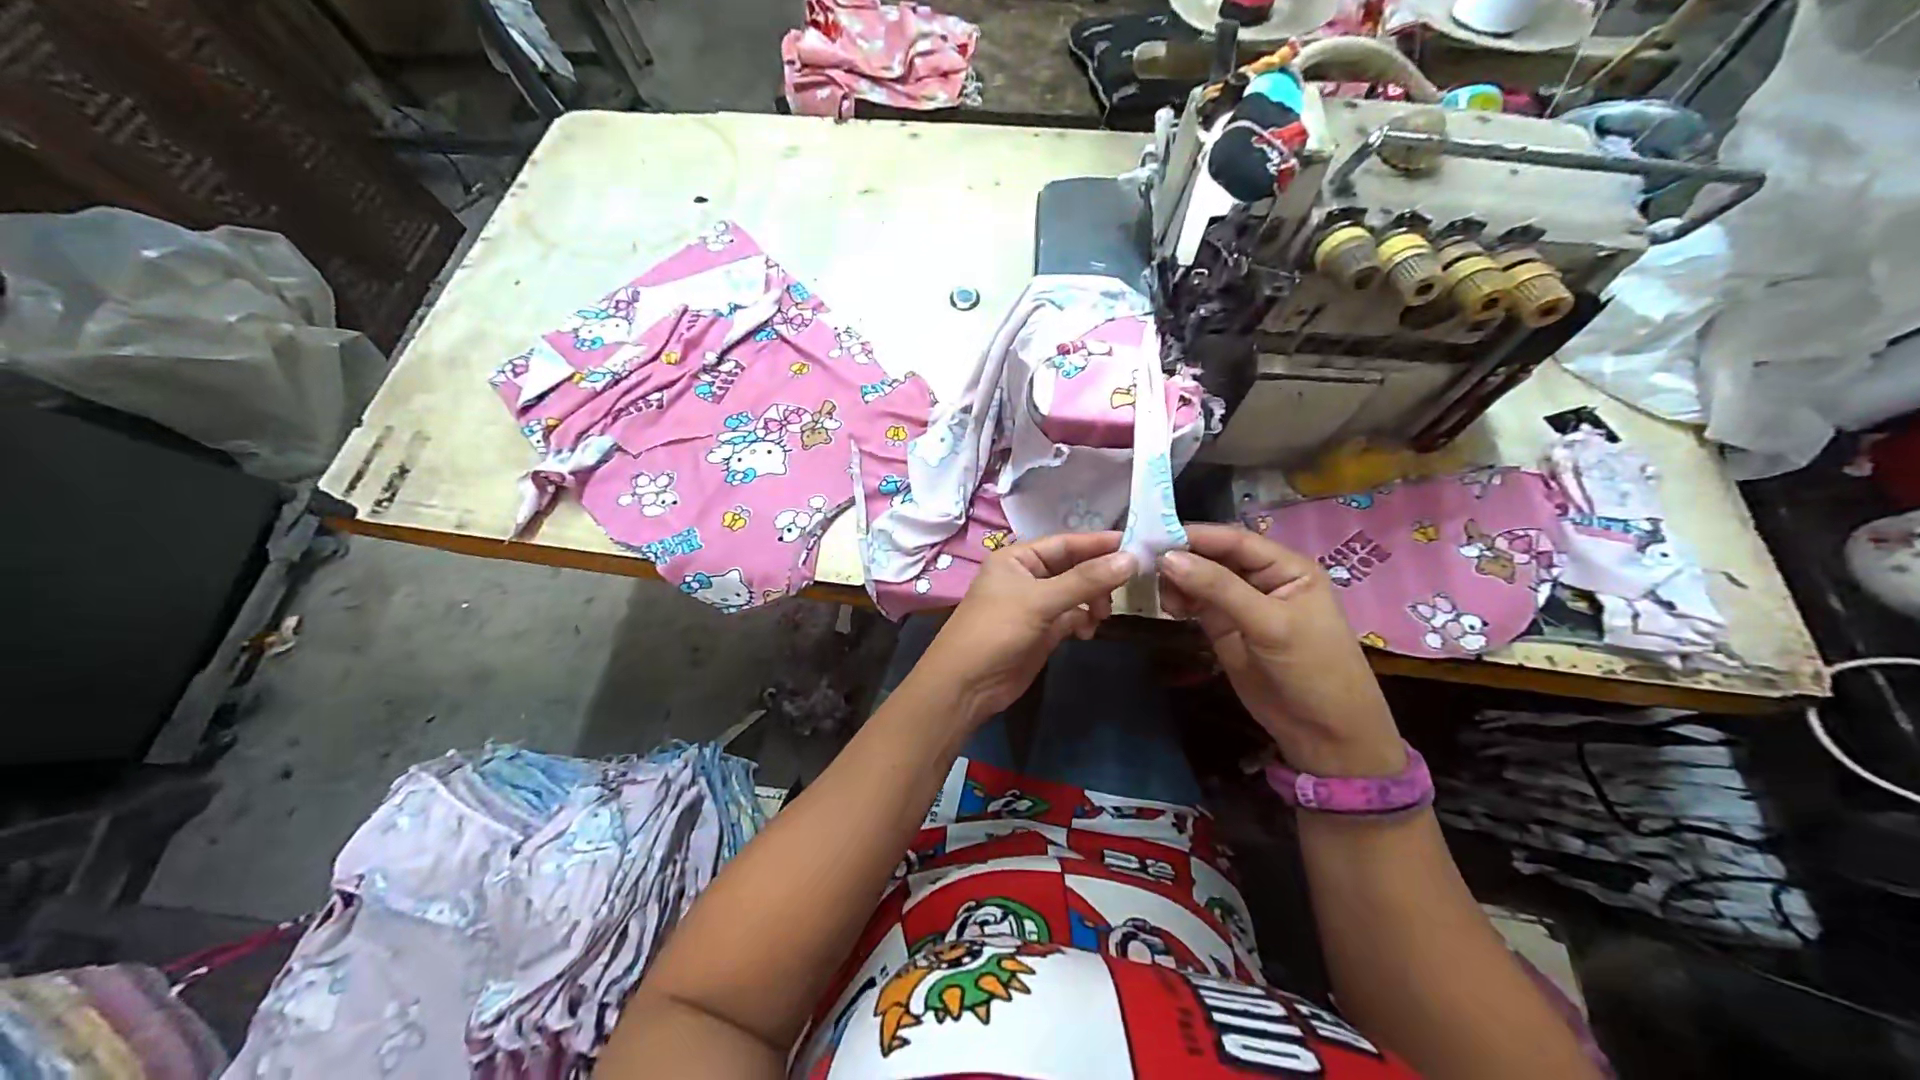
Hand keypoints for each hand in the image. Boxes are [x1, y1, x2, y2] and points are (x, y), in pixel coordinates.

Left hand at [916, 532, 1137, 720]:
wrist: (967, 684)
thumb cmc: (996, 630)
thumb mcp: (1040, 601)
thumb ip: (1086, 580)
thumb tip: (1131, 559)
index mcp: (1018, 558)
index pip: (1066, 542)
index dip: (1100, 543)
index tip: (1137, 545)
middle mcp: (1027, 576)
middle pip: (1075, 567)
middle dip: (1099, 576)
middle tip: (1126, 587)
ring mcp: (1036, 605)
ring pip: (1077, 594)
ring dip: (1094, 601)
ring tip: (1102, 616)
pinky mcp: (1043, 631)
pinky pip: (1073, 617)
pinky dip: (1084, 622)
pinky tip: (1087, 632)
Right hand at [1159, 523, 1405, 777]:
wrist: (1324, 732)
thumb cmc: (1312, 669)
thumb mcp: (1269, 623)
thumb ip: (1219, 588)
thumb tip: (1167, 557)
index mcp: (1286, 567)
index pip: (1235, 540)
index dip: (1197, 535)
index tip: (1154, 533)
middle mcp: (1262, 579)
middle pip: (1214, 556)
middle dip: (1181, 555)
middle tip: (1140, 557)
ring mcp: (1240, 604)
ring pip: (1200, 579)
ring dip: (1176, 579)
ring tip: (1150, 585)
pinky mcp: (1223, 628)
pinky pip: (1195, 604)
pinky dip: (1177, 600)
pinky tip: (1165, 604)